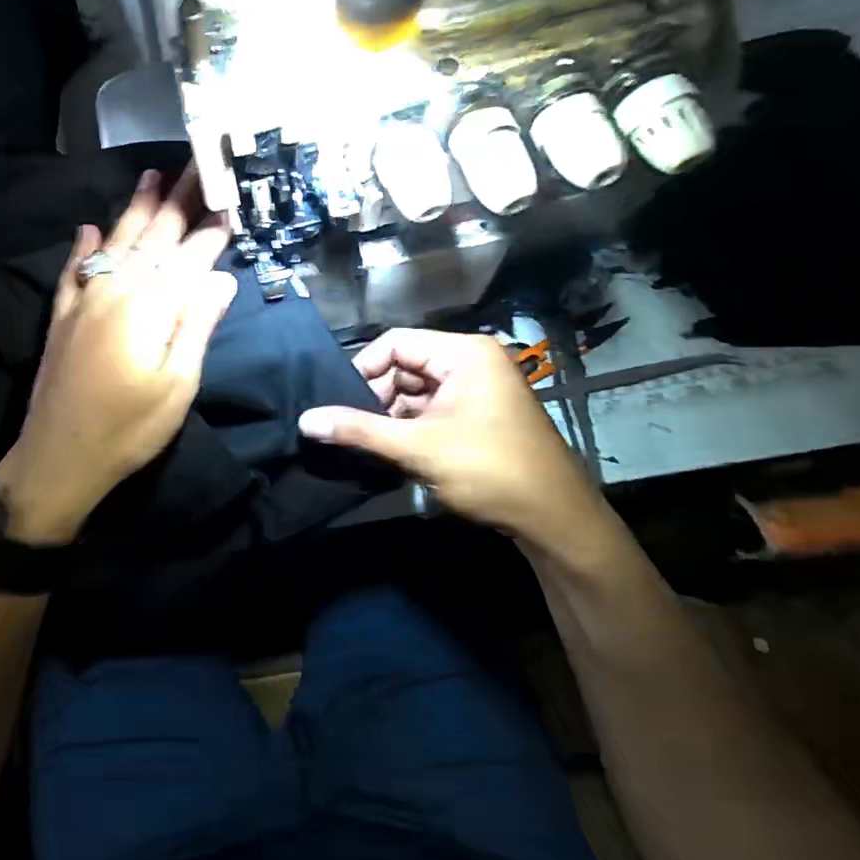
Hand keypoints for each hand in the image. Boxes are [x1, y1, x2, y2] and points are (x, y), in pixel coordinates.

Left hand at [0, 166, 236, 544]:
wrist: (59, 458)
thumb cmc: (130, 429)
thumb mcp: (178, 385)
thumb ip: (196, 326)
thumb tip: (219, 278)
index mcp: (149, 307)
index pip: (188, 257)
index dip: (212, 230)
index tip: (230, 201)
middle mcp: (115, 291)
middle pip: (152, 238)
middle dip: (178, 201)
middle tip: (195, 164)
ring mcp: (84, 301)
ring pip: (115, 244)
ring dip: (135, 210)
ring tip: (151, 177)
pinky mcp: (63, 317)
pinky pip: (75, 271)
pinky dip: (84, 248)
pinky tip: (90, 229)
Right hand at [297, 328, 607, 544]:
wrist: (553, 516)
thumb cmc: (488, 469)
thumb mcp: (418, 447)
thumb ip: (359, 430)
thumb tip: (305, 420)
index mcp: (464, 353)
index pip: (396, 343)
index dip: (363, 370)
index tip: (337, 404)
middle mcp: (472, 362)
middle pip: (407, 366)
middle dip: (377, 397)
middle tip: (352, 430)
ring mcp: (478, 390)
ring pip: (418, 392)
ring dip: (393, 417)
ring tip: (368, 444)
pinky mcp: (479, 415)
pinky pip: (434, 410)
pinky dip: (412, 428)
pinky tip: (393, 451)